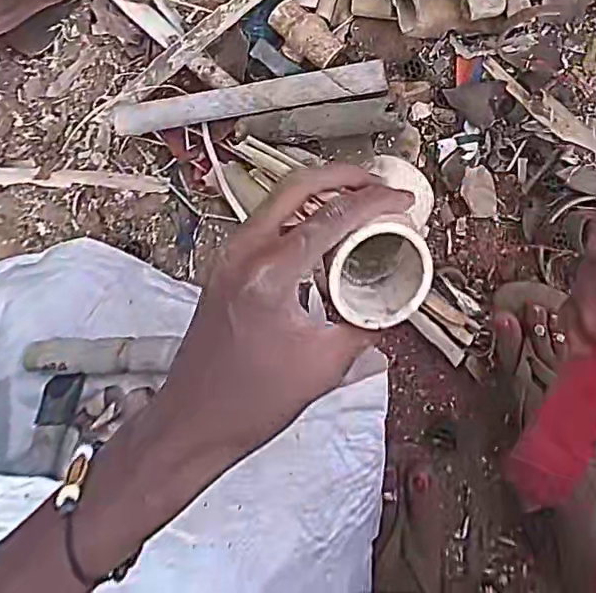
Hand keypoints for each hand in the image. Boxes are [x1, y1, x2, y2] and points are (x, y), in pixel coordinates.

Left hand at [147, 163, 413, 463]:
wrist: (192, 421)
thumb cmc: (253, 402)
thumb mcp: (323, 365)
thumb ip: (364, 324)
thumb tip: (391, 301)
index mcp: (269, 275)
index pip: (331, 219)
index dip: (374, 202)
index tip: (403, 198)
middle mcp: (245, 251)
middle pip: (299, 185)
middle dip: (344, 175)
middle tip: (379, 183)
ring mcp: (231, 252)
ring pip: (281, 196)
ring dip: (322, 188)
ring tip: (359, 198)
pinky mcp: (227, 261)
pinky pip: (270, 218)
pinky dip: (302, 210)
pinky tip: (327, 226)